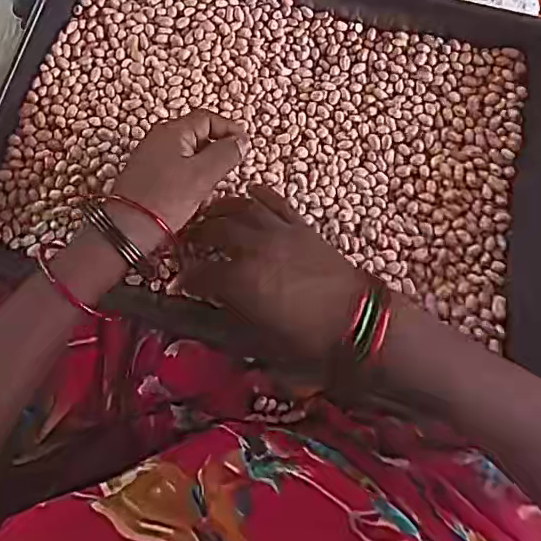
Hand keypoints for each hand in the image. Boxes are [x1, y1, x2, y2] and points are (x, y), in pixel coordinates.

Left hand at [109, 111, 246, 246]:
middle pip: (197, 134)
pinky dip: (191, 177)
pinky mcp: (148, 176)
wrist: (127, 229)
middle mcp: (159, 139)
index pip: (207, 118)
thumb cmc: (163, 200)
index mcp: (172, 131)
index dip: (230, 130)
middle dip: (218, 149)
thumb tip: (241, 141)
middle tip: (231, 167)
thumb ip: (225, 153)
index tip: (244, 147)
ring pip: (188, 153)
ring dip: (205, 165)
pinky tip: (195, 196)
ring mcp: (151, 157)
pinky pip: (177, 168)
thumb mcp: (202, 175)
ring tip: (213, 185)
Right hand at [179, 184, 368, 359]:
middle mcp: (254, 249)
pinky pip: (275, 202)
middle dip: (197, 236)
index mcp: (240, 281)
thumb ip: (238, 338)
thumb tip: (222, 338)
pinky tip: (249, 192)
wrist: (361, 322)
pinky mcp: (300, 227)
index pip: (200, 274)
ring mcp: (278, 233)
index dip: (186, 280)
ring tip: (210, 214)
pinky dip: (260, 194)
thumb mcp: (268, 349)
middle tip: (190, 243)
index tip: (180, 285)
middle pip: (215, 230)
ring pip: (241, 208)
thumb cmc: (313, 343)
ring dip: (221, 209)